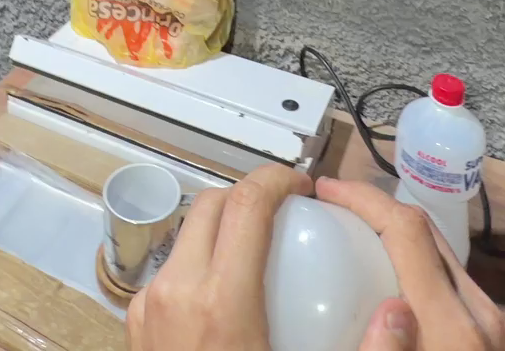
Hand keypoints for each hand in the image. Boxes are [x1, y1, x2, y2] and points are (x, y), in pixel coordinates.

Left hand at [126, 165, 310, 350]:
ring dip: (219, 231)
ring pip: (187, 234)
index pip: (247, 204)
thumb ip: (318, 324)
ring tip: (250, 258)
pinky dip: (197, 268)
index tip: (299, 186)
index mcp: (222, 299)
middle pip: (211, 203)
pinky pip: (171, 270)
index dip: (276, 180)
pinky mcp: (135, 315)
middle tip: (279, 217)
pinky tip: (217, 301)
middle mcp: (178, 287)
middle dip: (247, 196)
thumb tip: (369, 313)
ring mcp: (149, 299)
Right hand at [315, 178, 504, 350]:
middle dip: (376, 206)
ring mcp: (494, 328)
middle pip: (425, 232)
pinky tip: (387, 285)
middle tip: (330, 208)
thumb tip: (387, 308)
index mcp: (455, 326)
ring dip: (394, 233)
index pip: (407, 230)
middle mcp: (480, 315)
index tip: (323, 190)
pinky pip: (449, 282)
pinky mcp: (497, 342)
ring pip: (440, 254)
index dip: (363, 198)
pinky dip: (413, 263)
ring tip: (351, 236)